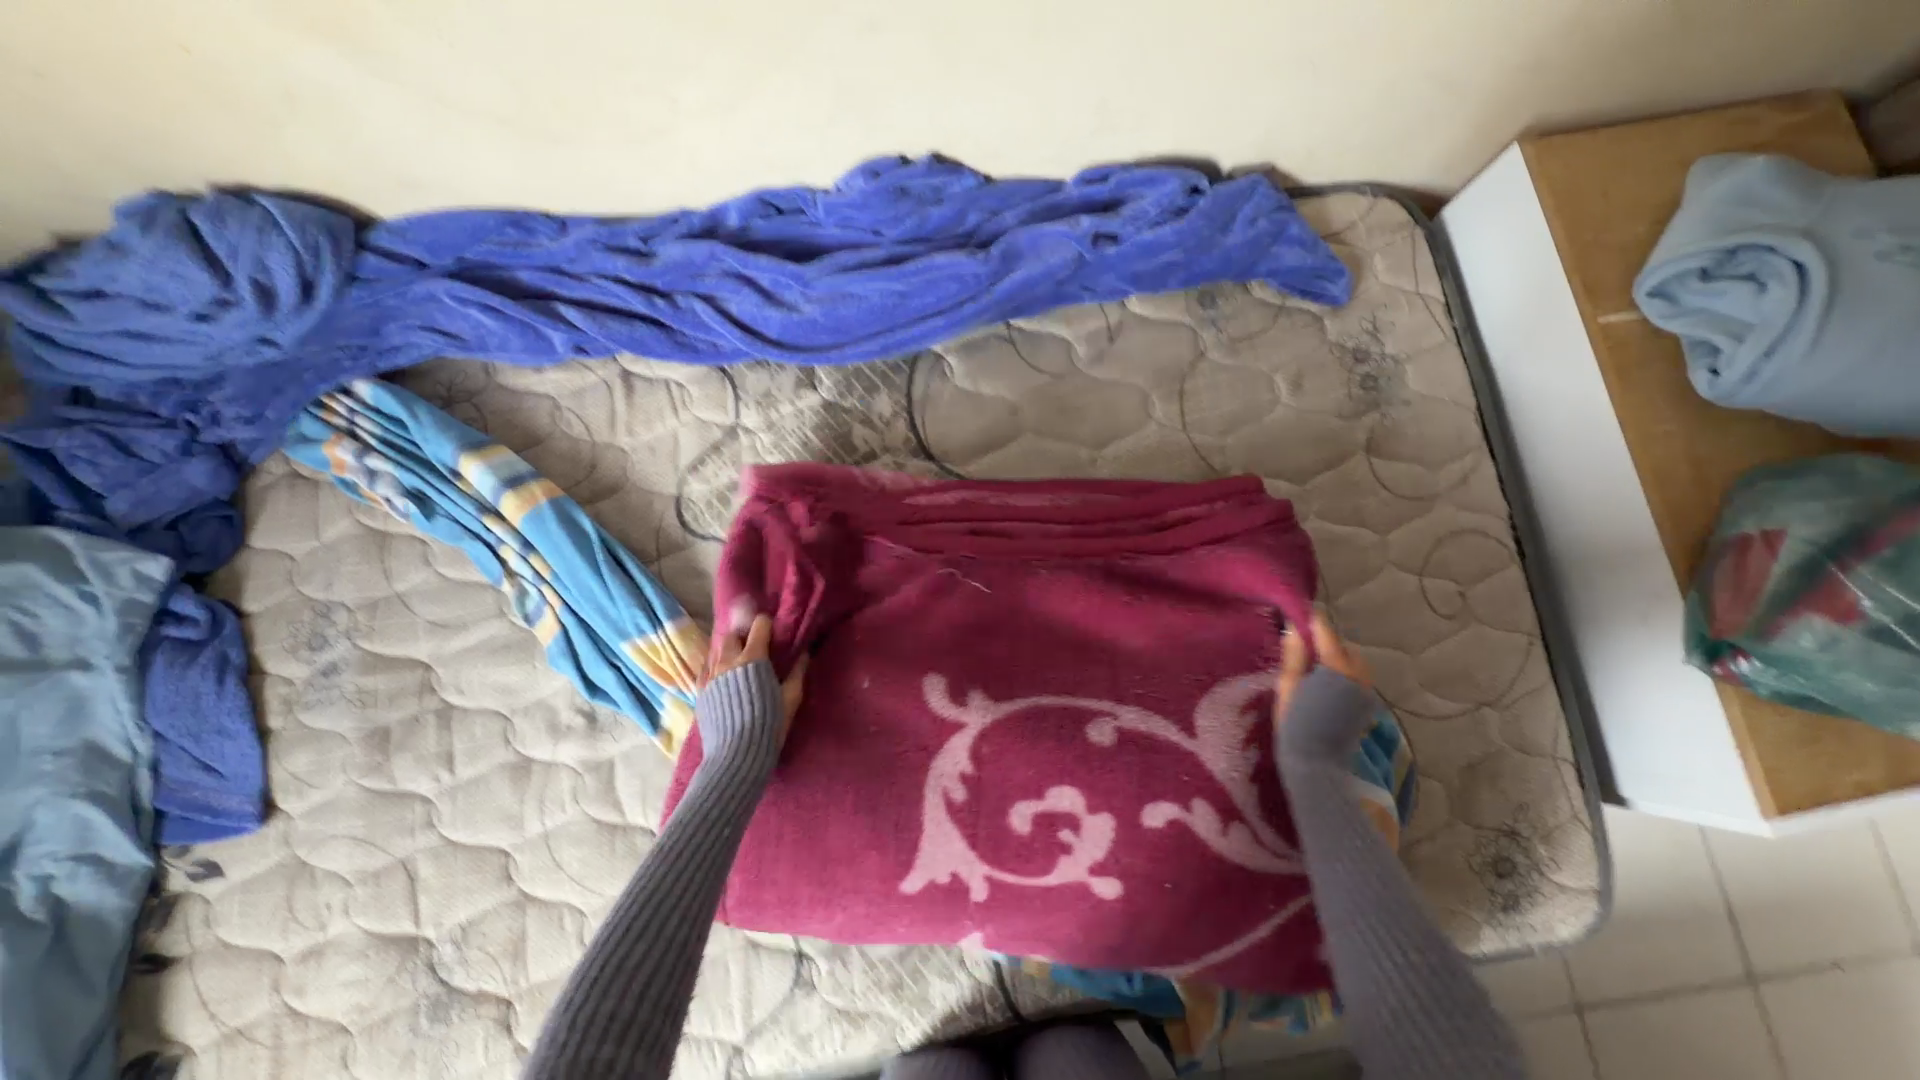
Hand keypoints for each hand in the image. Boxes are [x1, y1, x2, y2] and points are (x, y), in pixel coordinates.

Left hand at [709, 614, 808, 742]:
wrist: (736, 754)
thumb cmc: (769, 725)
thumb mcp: (791, 699)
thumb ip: (797, 673)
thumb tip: (805, 653)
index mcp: (752, 659)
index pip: (759, 626)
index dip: (767, 624)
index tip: (773, 630)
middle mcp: (728, 662)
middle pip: (733, 635)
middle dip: (744, 634)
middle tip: (755, 645)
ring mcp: (711, 676)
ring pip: (717, 650)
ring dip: (729, 649)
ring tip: (738, 659)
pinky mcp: (700, 691)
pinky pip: (706, 668)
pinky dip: (715, 665)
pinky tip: (722, 673)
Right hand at [1273, 613, 1372, 757]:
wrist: (1321, 766)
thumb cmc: (1298, 725)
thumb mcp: (1289, 688)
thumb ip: (1294, 657)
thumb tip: (1294, 628)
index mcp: (1336, 666)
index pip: (1325, 631)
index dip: (1310, 619)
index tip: (1296, 612)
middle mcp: (1357, 672)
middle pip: (1340, 645)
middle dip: (1322, 641)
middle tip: (1299, 646)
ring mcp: (1365, 688)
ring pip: (1350, 661)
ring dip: (1332, 658)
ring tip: (1310, 667)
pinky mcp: (1366, 702)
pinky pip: (1354, 676)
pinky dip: (1339, 673)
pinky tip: (1323, 685)